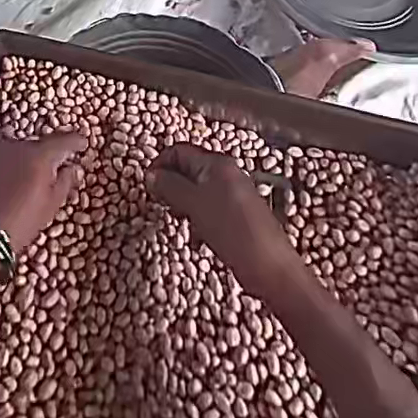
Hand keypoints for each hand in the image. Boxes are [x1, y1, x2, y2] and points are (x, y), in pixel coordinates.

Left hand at [0, 132, 85, 254]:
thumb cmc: (17, 224)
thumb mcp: (49, 207)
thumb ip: (64, 182)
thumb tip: (72, 169)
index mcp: (40, 155)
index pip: (64, 140)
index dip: (76, 141)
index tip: (82, 143)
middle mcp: (18, 146)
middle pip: (39, 145)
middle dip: (47, 157)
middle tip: (53, 172)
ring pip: (18, 152)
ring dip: (25, 162)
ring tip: (26, 185)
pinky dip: (6, 168)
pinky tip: (6, 186)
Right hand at [147, 143, 299, 297]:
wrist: (271, 267)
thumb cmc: (232, 230)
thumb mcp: (195, 205)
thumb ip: (170, 187)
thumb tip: (150, 175)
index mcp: (216, 163)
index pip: (180, 150)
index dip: (160, 163)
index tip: (147, 184)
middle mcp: (226, 174)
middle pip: (188, 170)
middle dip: (172, 186)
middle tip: (162, 205)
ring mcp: (234, 195)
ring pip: (198, 192)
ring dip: (184, 206)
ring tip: (181, 224)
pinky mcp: (237, 217)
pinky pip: (209, 210)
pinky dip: (198, 221)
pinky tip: (198, 239)